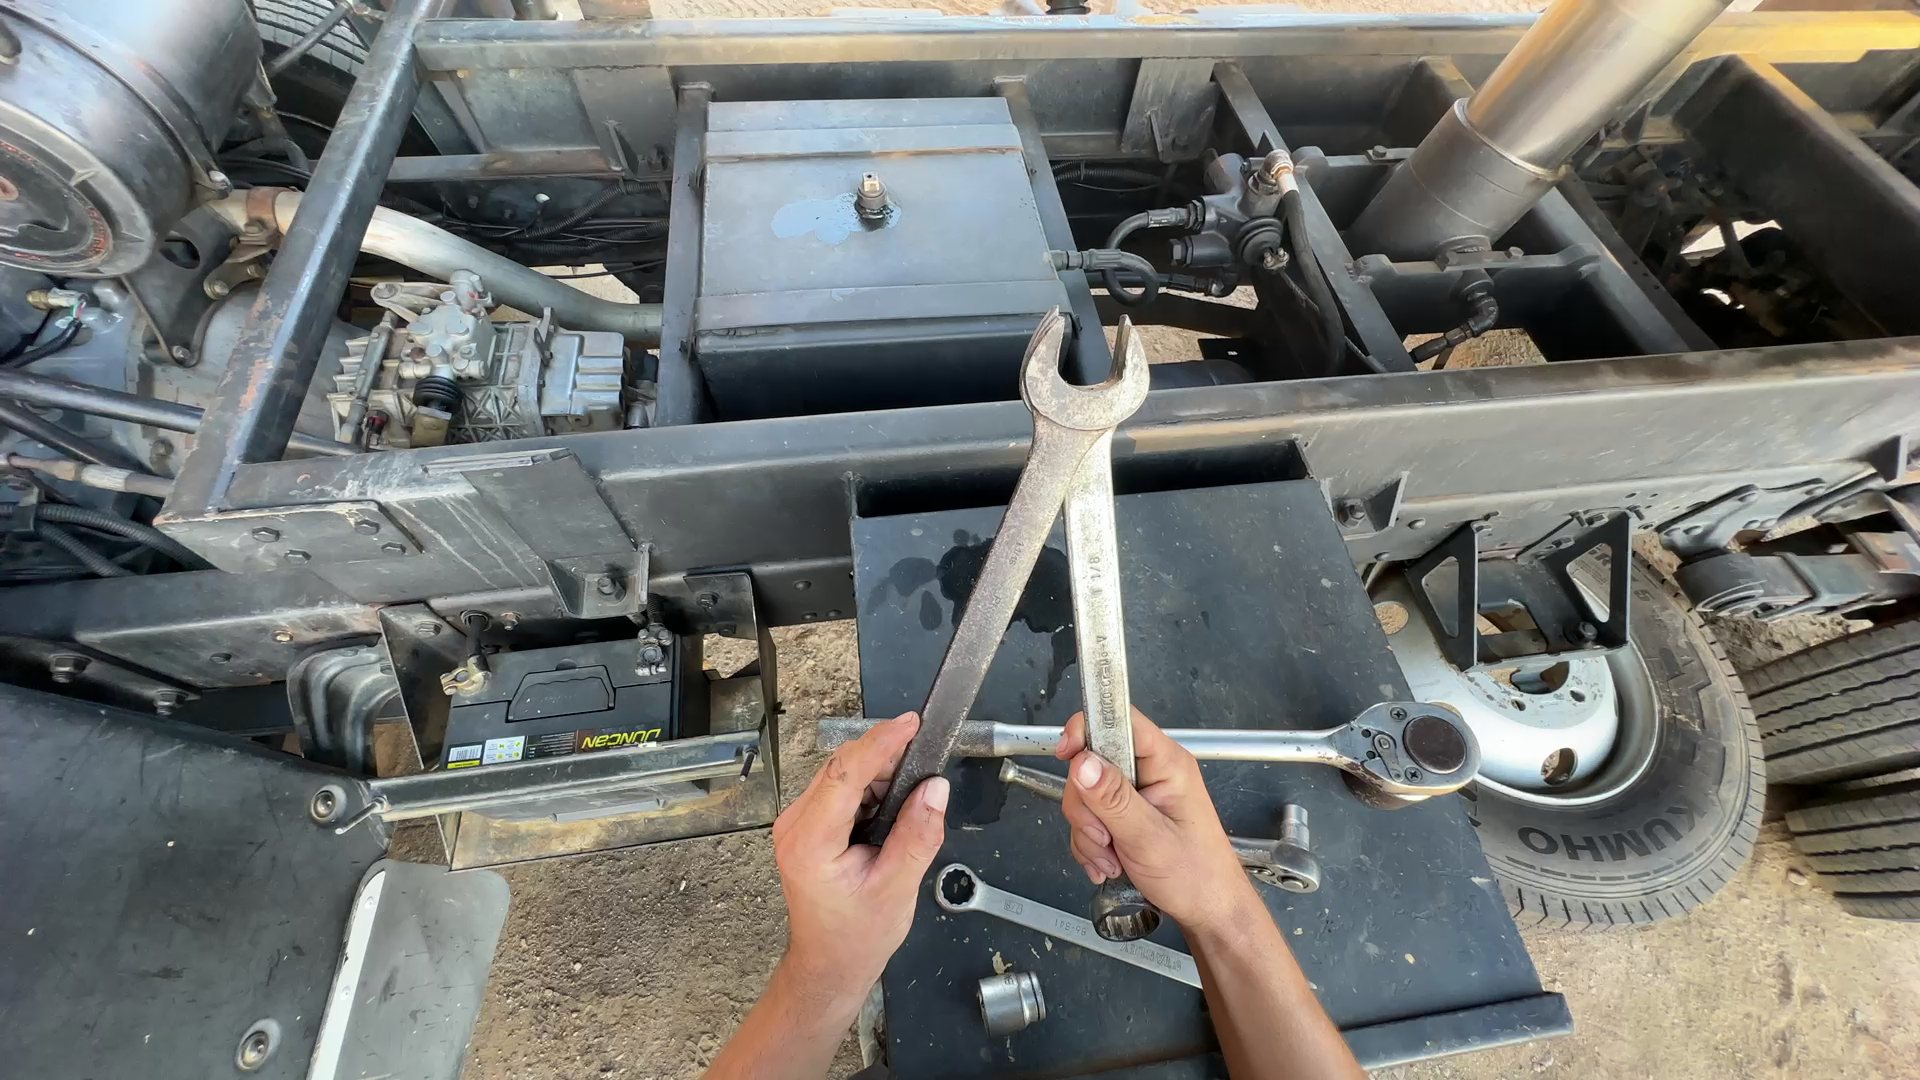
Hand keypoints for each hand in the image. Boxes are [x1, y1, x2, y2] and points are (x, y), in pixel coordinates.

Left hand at [771, 711, 948, 1012]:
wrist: (829, 965)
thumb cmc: (857, 937)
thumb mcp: (897, 890)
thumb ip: (917, 836)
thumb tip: (935, 787)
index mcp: (810, 841)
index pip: (844, 774)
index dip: (879, 744)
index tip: (910, 724)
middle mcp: (796, 823)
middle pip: (843, 767)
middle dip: (886, 757)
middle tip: (926, 763)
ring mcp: (799, 821)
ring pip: (844, 772)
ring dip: (881, 773)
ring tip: (911, 797)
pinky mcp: (810, 821)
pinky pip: (843, 786)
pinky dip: (872, 785)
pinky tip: (893, 805)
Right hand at [1056, 707, 1257, 934]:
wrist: (1209, 913)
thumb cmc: (1195, 875)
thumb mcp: (1149, 837)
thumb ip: (1113, 799)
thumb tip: (1081, 762)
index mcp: (1165, 762)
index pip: (1119, 720)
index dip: (1087, 729)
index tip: (1066, 755)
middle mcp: (1148, 769)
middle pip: (1091, 761)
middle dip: (1087, 806)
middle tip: (1104, 838)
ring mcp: (1135, 792)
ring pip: (1085, 792)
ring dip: (1089, 831)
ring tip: (1111, 858)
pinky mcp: (1124, 813)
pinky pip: (1089, 816)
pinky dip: (1090, 842)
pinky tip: (1108, 862)